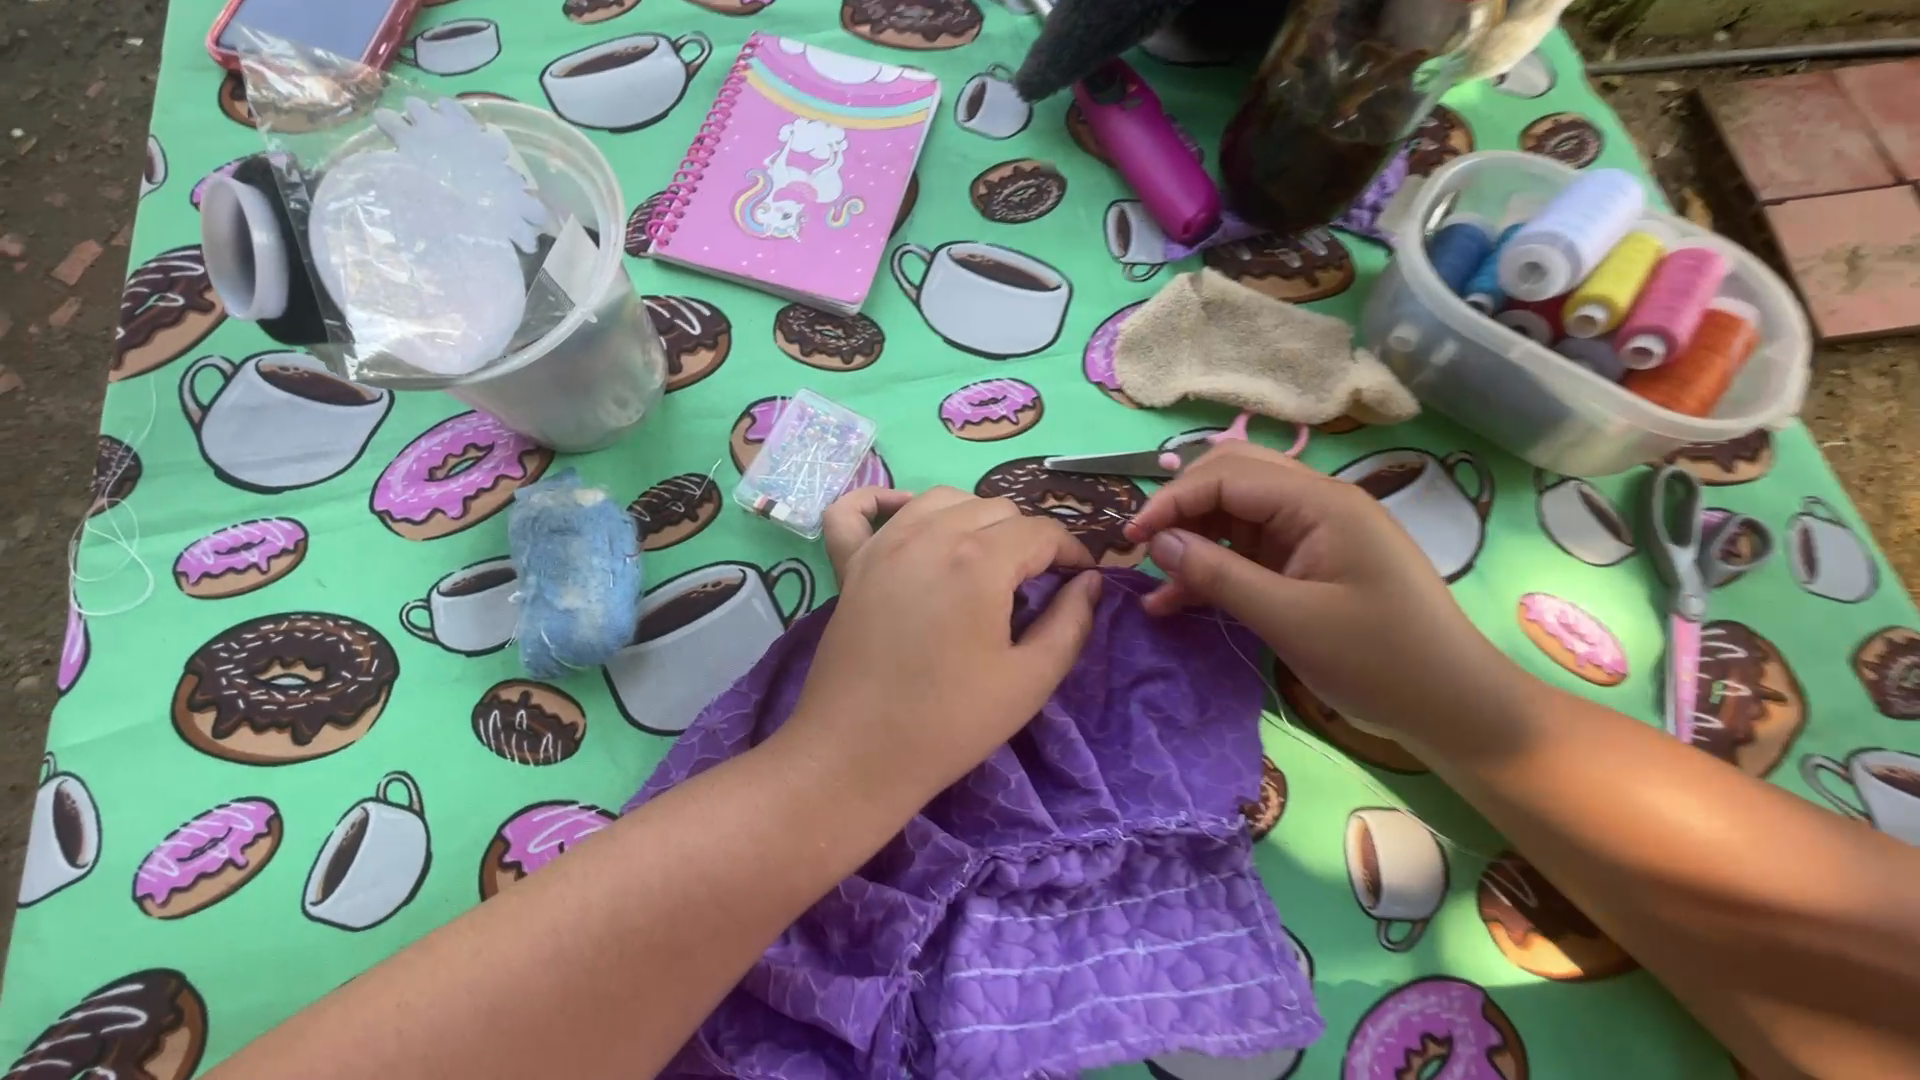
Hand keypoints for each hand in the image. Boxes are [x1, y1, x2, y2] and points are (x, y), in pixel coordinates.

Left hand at [792, 487, 1103, 798]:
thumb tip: (1090, 581)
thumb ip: (1071, 622)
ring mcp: (883, 545)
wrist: (858, 754)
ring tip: (985, 557)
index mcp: (980, 560)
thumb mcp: (1030, 680)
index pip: (1041, 531)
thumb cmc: (951, 722)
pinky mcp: (850, 564)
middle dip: (1027, 537)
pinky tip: (904, 515)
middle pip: (996, 508)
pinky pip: (855, 509)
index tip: (1081, 578)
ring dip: (973, 516)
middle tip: (1035, 582)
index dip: (1072, 550)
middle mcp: (930, 534)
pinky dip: (880, 501)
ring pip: (941, 498)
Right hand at [1123, 442, 1523, 747]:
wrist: (1454, 706)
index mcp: (1319, 502)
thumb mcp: (1290, 620)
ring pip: (1234, 515)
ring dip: (1193, 540)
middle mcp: (1314, 504)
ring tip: (1156, 582)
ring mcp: (1312, 533)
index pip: (1227, 476)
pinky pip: (1248, 552)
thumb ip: (1219, 575)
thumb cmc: (1380, 659)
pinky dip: (1214, 569)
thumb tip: (1157, 542)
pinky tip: (1177, 601)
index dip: (1173, 500)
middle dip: (1181, 508)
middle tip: (1143, 549)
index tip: (1131, 538)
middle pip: (1230, 479)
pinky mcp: (1307, 563)